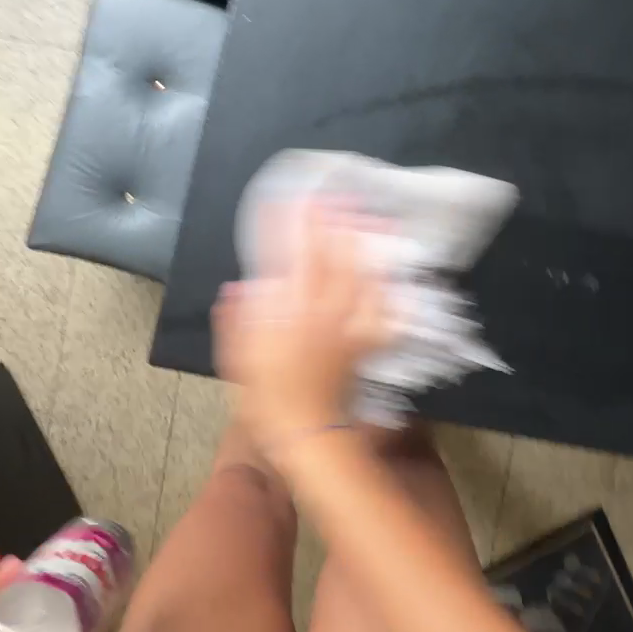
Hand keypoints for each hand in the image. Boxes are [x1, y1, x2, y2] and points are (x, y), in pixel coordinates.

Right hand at [213, 200, 388, 445]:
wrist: (306, 434)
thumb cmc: (266, 398)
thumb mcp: (237, 360)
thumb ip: (236, 321)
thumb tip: (237, 288)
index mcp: (289, 313)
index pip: (294, 259)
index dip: (296, 226)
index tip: (296, 199)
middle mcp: (322, 313)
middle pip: (334, 260)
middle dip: (337, 225)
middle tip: (342, 196)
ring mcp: (348, 327)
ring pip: (362, 278)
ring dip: (367, 247)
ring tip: (374, 219)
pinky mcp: (364, 344)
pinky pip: (382, 313)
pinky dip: (390, 292)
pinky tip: (395, 276)